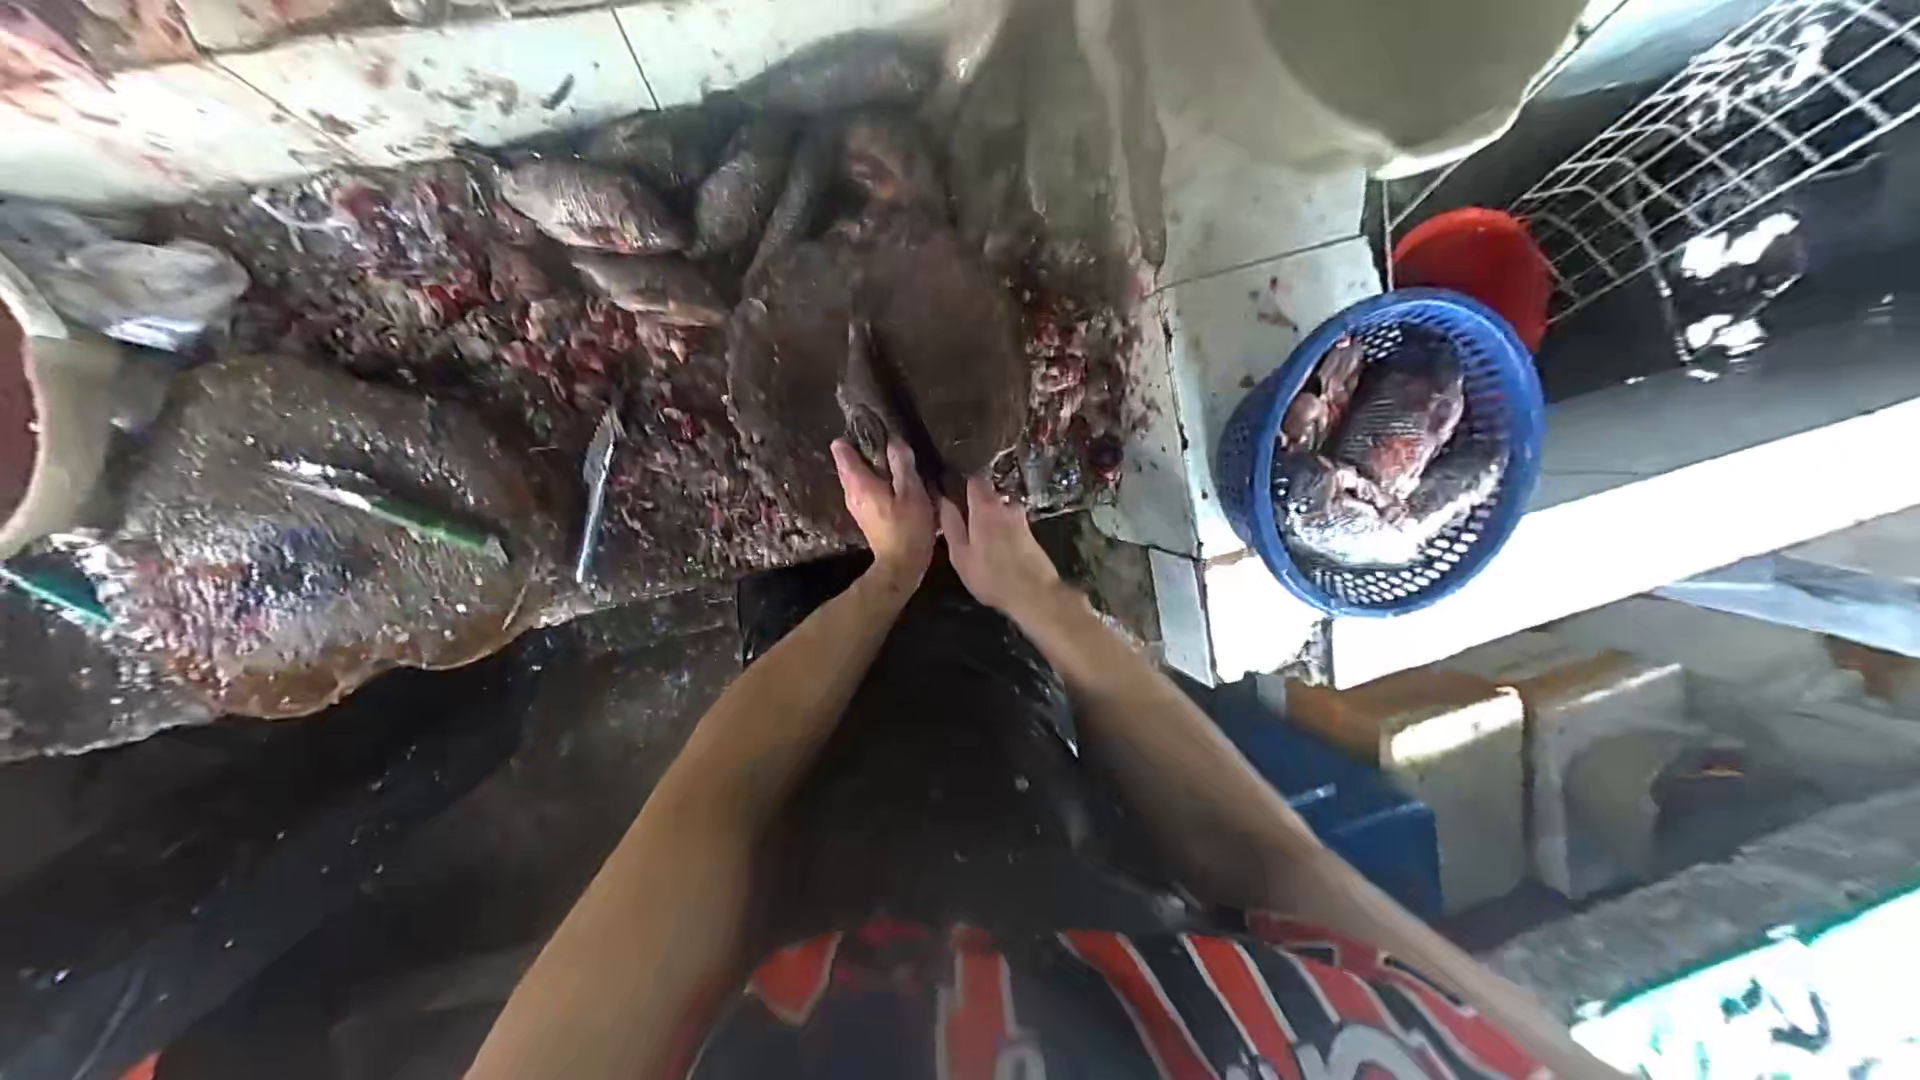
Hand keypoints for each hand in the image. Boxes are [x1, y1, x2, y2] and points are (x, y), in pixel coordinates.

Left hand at [832, 438, 935, 592]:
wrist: (901, 565)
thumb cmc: (907, 528)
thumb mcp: (912, 491)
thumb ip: (902, 464)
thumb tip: (894, 441)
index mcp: (859, 483)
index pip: (842, 451)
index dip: (854, 437)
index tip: (870, 429)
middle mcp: (851, 493)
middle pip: (850, 464)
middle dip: (864, 451)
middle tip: (886, 442)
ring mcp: (856, 506)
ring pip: (859, 478)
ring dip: (873, 467)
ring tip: (894, 460)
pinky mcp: (866, 516)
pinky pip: (867, 490)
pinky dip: (877, 482)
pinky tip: (896, 483)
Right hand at [938, 475, 1063, 621]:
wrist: (1035, 593)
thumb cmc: (991, 576)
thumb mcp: (961, 555)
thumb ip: (951, 524)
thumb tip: (942, 500)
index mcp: (985, 507)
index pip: (974, 479)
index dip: (961, 482)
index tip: (950, 490)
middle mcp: (1005, 505)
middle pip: (988, 492)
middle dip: (975, 501)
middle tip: (962, 518)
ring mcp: (1021, 518)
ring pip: (1000, 508)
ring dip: (990, 516)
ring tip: (979, 535)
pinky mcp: (1030, 532)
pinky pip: (1010, 522)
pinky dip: (1002, 528)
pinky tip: (996, 546)